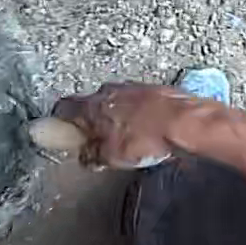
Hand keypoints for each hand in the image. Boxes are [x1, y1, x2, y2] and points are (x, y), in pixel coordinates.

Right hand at [52, 83, 206, 167]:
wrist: (185, 122)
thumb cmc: (146, 138)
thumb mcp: (111, 157)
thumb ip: (92, 155)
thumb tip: (86, 156)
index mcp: (92, 105)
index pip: (64, 107)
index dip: (60, 120)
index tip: (62, 130)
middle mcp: (108, 91)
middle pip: (90, 103)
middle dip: (91, 120)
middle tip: (97, 139)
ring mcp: (132, 87)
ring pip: (115, 101)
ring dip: (115, 116)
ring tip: (126, 136)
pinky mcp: (153, 90)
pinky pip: (136, 102)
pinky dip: (136, 114)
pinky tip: (146, 130)